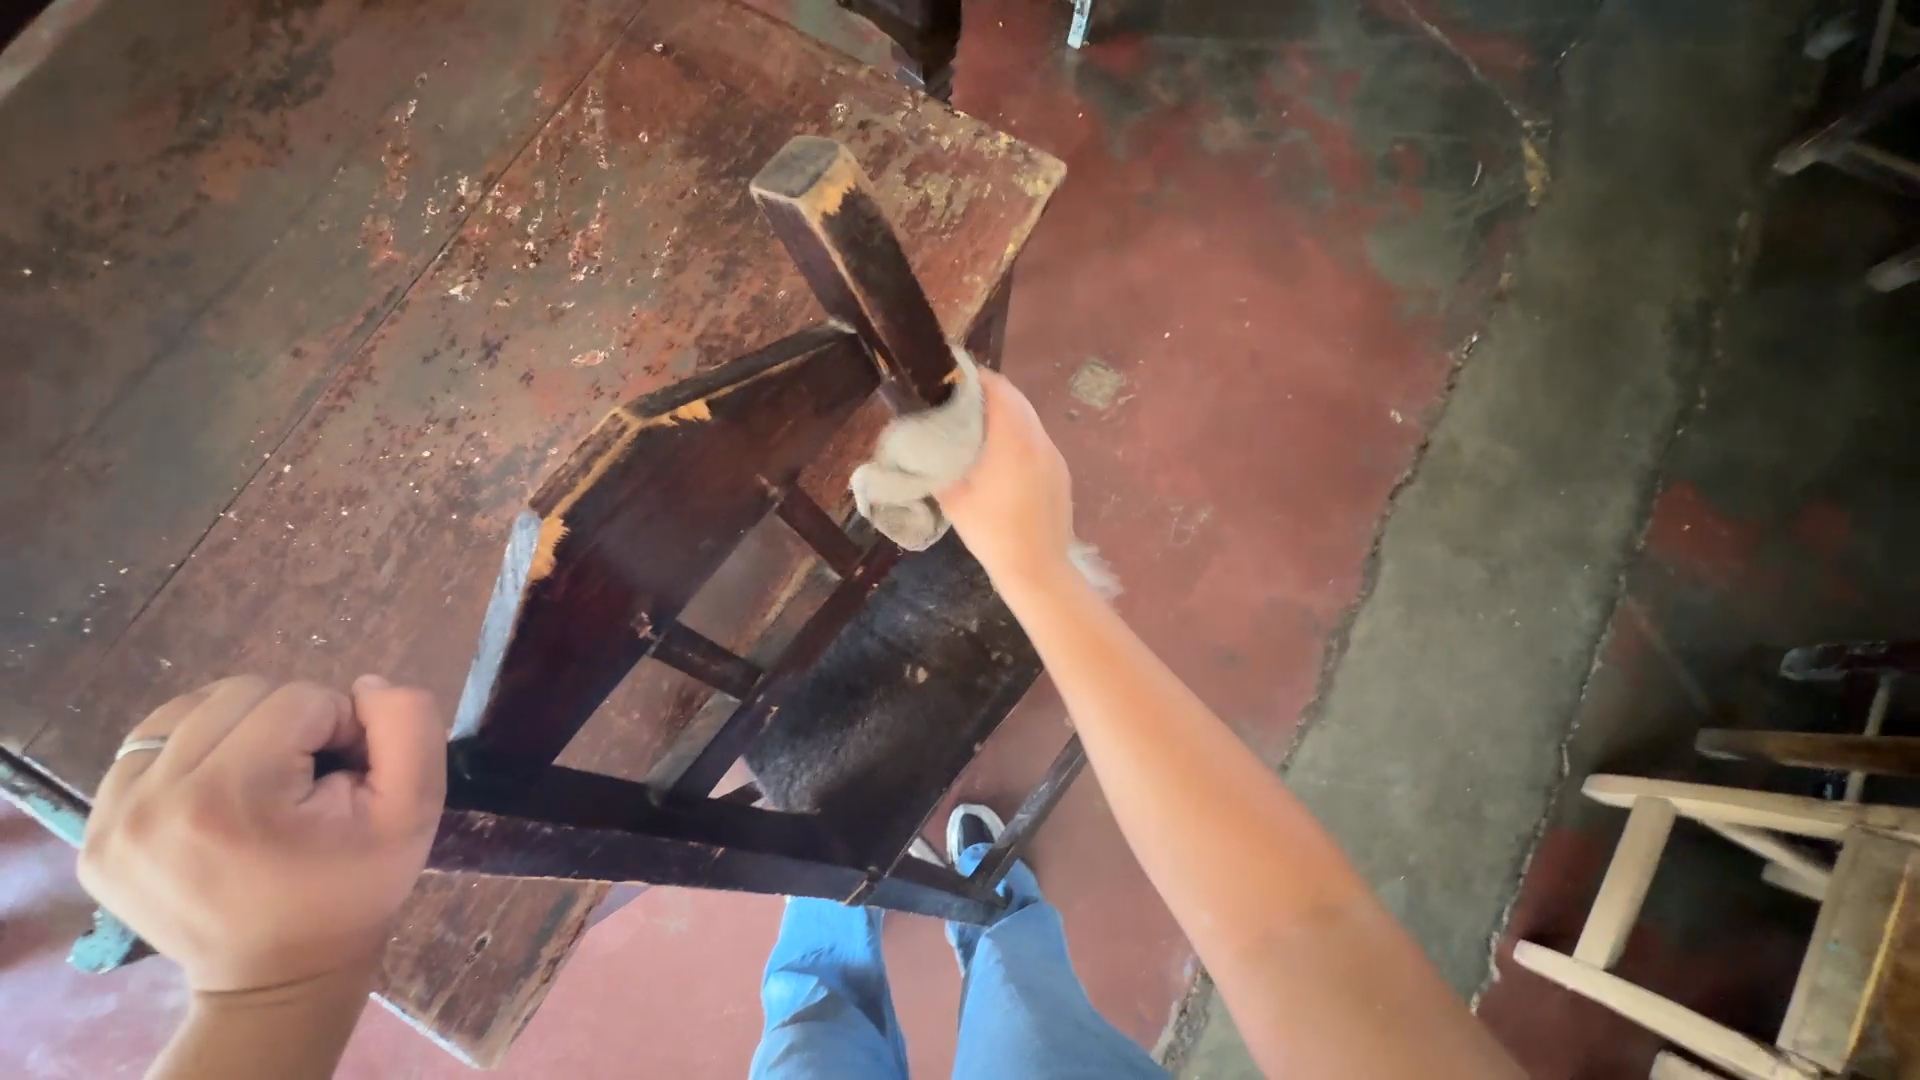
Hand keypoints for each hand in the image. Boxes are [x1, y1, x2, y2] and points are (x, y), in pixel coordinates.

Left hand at [79, 674, 445, 994]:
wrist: (281, 973)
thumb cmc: (357, 887)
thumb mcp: (416, 806)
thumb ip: (409, 726)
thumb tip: (365, 687)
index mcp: (230, 797)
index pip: (301, 698)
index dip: (344, 725)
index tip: (349, 778)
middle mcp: (151, 801)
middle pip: (242, 694)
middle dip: (295, 720)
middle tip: (315, 776)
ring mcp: (107, 820)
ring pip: (189, 710)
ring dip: (245, 727)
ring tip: (271, 775)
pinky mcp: (89, 834)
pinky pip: (147, 745)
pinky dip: (197, 748)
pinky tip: (226, 784)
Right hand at [936, 370, 1077, 593]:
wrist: (1037, 567)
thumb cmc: (991, 532)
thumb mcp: (954, 499)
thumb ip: (939, 465)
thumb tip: (924, 446)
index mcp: (1013, 440)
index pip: (998, 389)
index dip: (975, 378)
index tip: (953, 380)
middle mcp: (1038, 439)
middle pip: (1016, 400)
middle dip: (990, 394)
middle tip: (961, 401)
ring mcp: (1053, 456)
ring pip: (1030, 419)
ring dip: (1007, 414)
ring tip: (979, 427)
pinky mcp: (1060, 472)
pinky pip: (1038, 441)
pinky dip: (1020, 436)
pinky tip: (1003, 457)